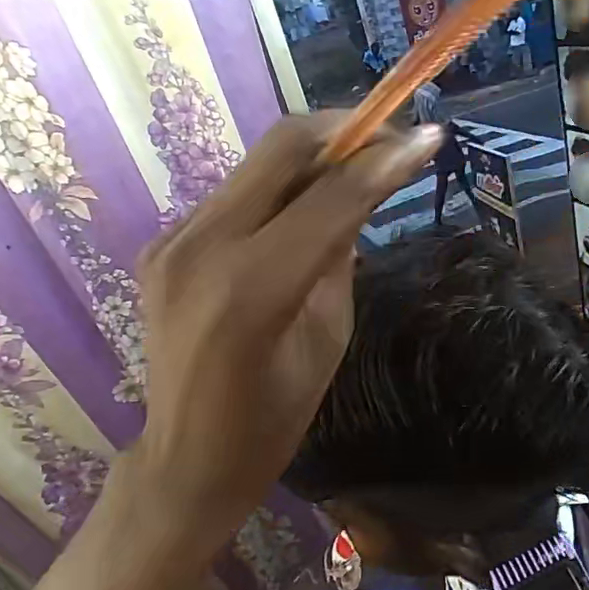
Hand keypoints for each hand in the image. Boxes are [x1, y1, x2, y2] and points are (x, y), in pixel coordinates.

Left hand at [107, 113, 442, 554]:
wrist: (186, 459)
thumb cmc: (273, 421)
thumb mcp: (328, 338)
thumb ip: (340, 256)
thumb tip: (357, 195)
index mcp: (252, 287)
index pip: (330, 196)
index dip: (385, 159)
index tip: (429, 135)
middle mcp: (202, 247)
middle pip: (280, 149)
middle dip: (343, 130)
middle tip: (389, 138)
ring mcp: (171, 241)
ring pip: (254, 167)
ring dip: (310, 160)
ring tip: (353, 174)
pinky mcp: (158, 245)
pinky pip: (231, 199)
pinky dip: (274, 193)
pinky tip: (298, 215)